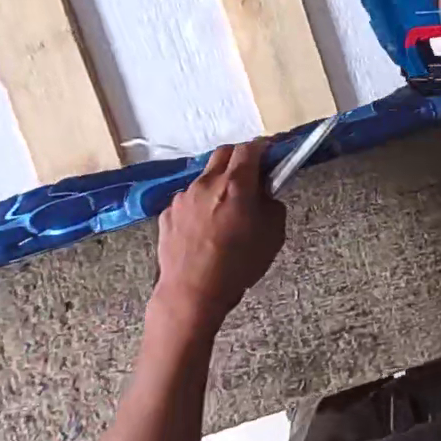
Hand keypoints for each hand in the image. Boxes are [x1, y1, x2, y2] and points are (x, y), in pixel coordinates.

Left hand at [151, 139, 286, 327]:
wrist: (192, 292)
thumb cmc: (238, 265)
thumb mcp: (273, 236)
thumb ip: (271, 205)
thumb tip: (264, 195)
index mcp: (236, 185)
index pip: (250, 148)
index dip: (264, 147)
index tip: (272, 154)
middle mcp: (206, 183)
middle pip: (224, 153)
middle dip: (240, 158)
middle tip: (252, 175)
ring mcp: (183, 197)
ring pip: (205, 178)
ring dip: (219, 184)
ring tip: (226, 211)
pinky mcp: (167, 214)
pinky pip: (189, 201)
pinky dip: (201, 205)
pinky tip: (205, 230)